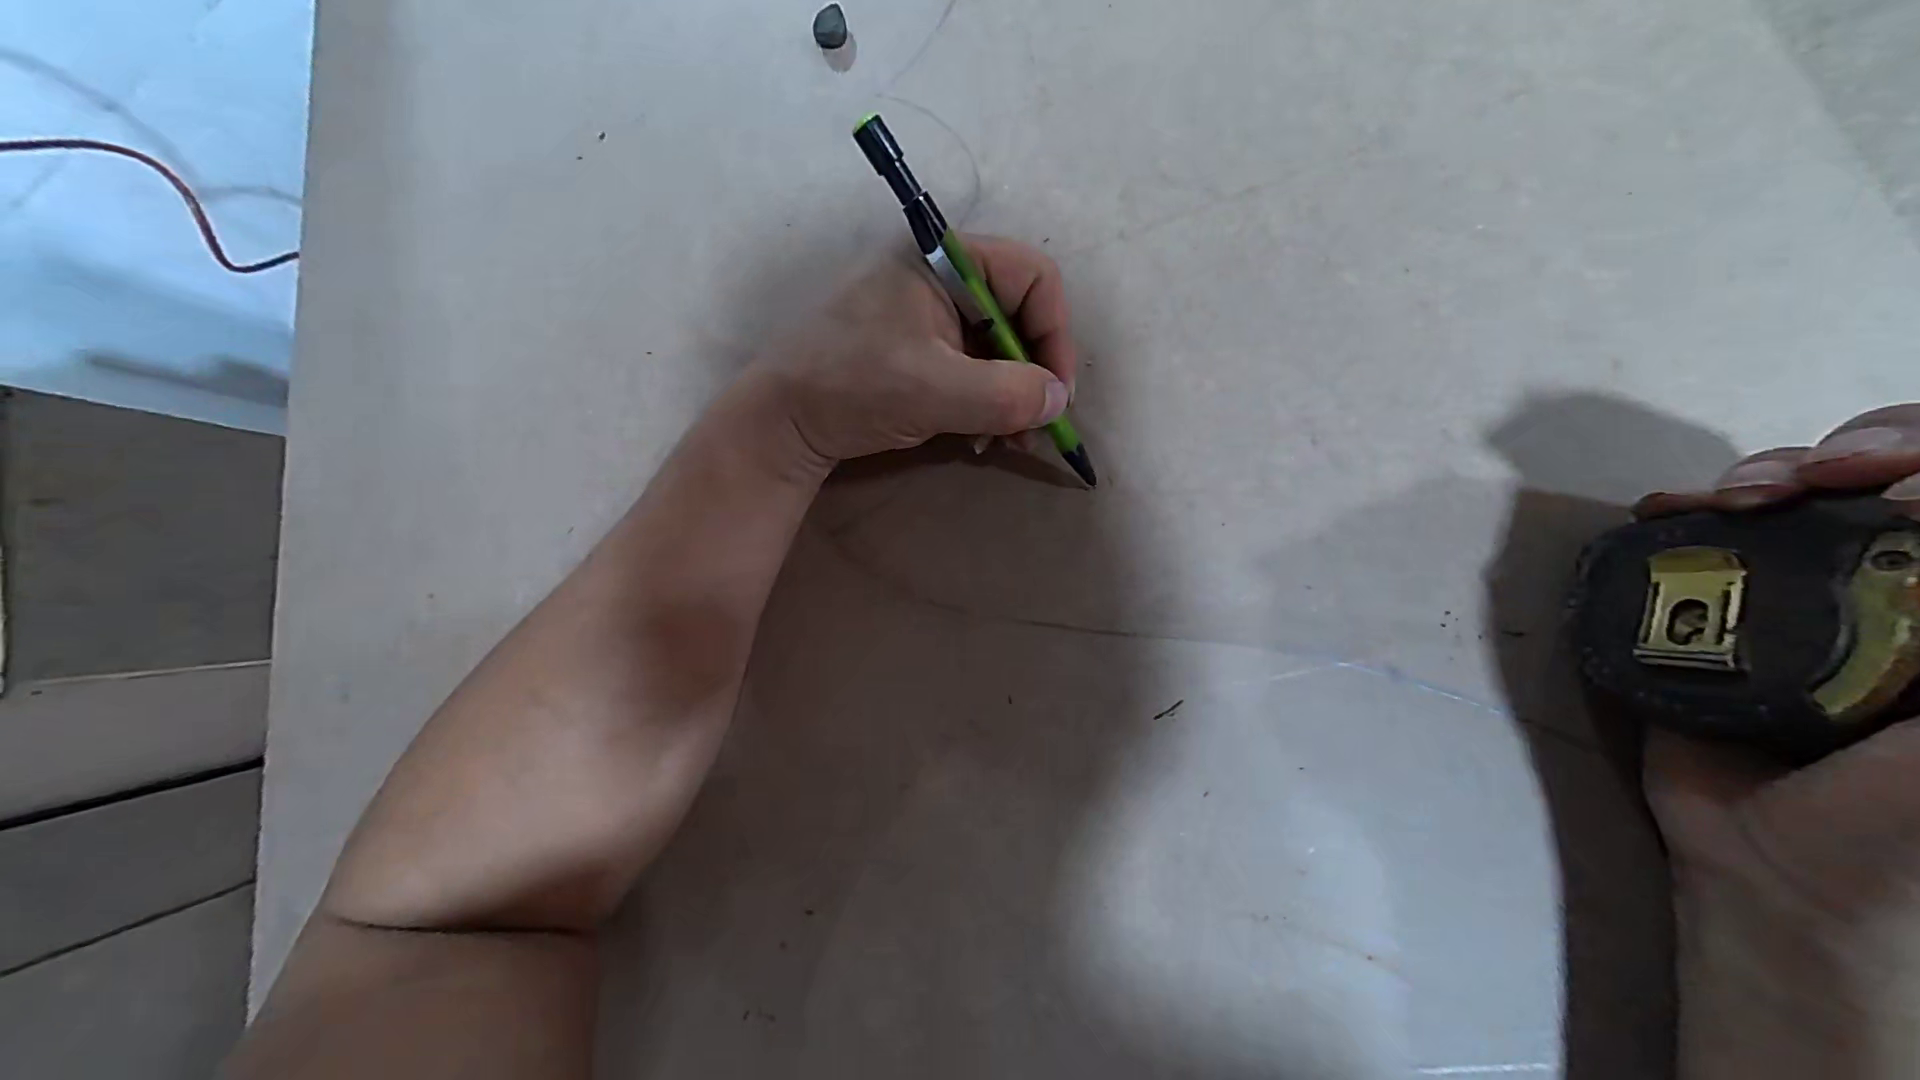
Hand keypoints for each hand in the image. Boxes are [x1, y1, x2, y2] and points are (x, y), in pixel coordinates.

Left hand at [745, 235, 1078, 466]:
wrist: (784, 423)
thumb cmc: (851, 387)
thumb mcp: (933, 390)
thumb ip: (1004, 394)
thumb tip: (1058, 401)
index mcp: (943, 262)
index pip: (1032, 277)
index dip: (1055, 332)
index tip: (1056, 391)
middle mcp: (944, 282)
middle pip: (1021, 316)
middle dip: (1035, 374)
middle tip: (1037, 425)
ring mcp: (933, 321)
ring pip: (1002, 351)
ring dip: (1015, 398)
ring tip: (1011, 442)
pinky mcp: (925, 356)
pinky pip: (977, 373)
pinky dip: (990, 406)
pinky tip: (984, 439)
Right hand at [1637, 405, 1919, 1076]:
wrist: (1767, 864)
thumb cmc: (1896, 821)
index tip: (1887, 480)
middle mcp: (1885, 585)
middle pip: (1885, 477)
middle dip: (1859, 450)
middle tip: (1816, 476)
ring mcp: (1786, 594)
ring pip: (1789, 495)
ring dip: (1762, 473)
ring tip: (1728, 497)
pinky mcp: (1698, 611)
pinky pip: (1692, 538)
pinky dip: (1678, 509)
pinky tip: (1664, 509)